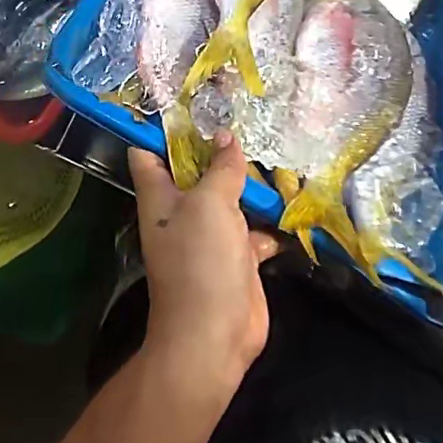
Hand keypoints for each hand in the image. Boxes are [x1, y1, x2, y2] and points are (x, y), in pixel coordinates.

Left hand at [0, 138, 280, 442]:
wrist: (214, 338)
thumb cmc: (200, 262)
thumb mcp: (210, 204)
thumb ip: (221, 168)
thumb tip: (226, 136)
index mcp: (161, 196)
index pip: (148, 153)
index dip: (162, 129)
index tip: (190, 104)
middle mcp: (182, 211)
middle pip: (197, 171)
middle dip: (219, 149)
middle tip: (248, 118)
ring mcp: (211, 235)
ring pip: (230, 197)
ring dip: (251, 183)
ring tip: (279, 153)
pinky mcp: (238, 256)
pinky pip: (255, 228)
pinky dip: (271, 219)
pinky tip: (293, 203)